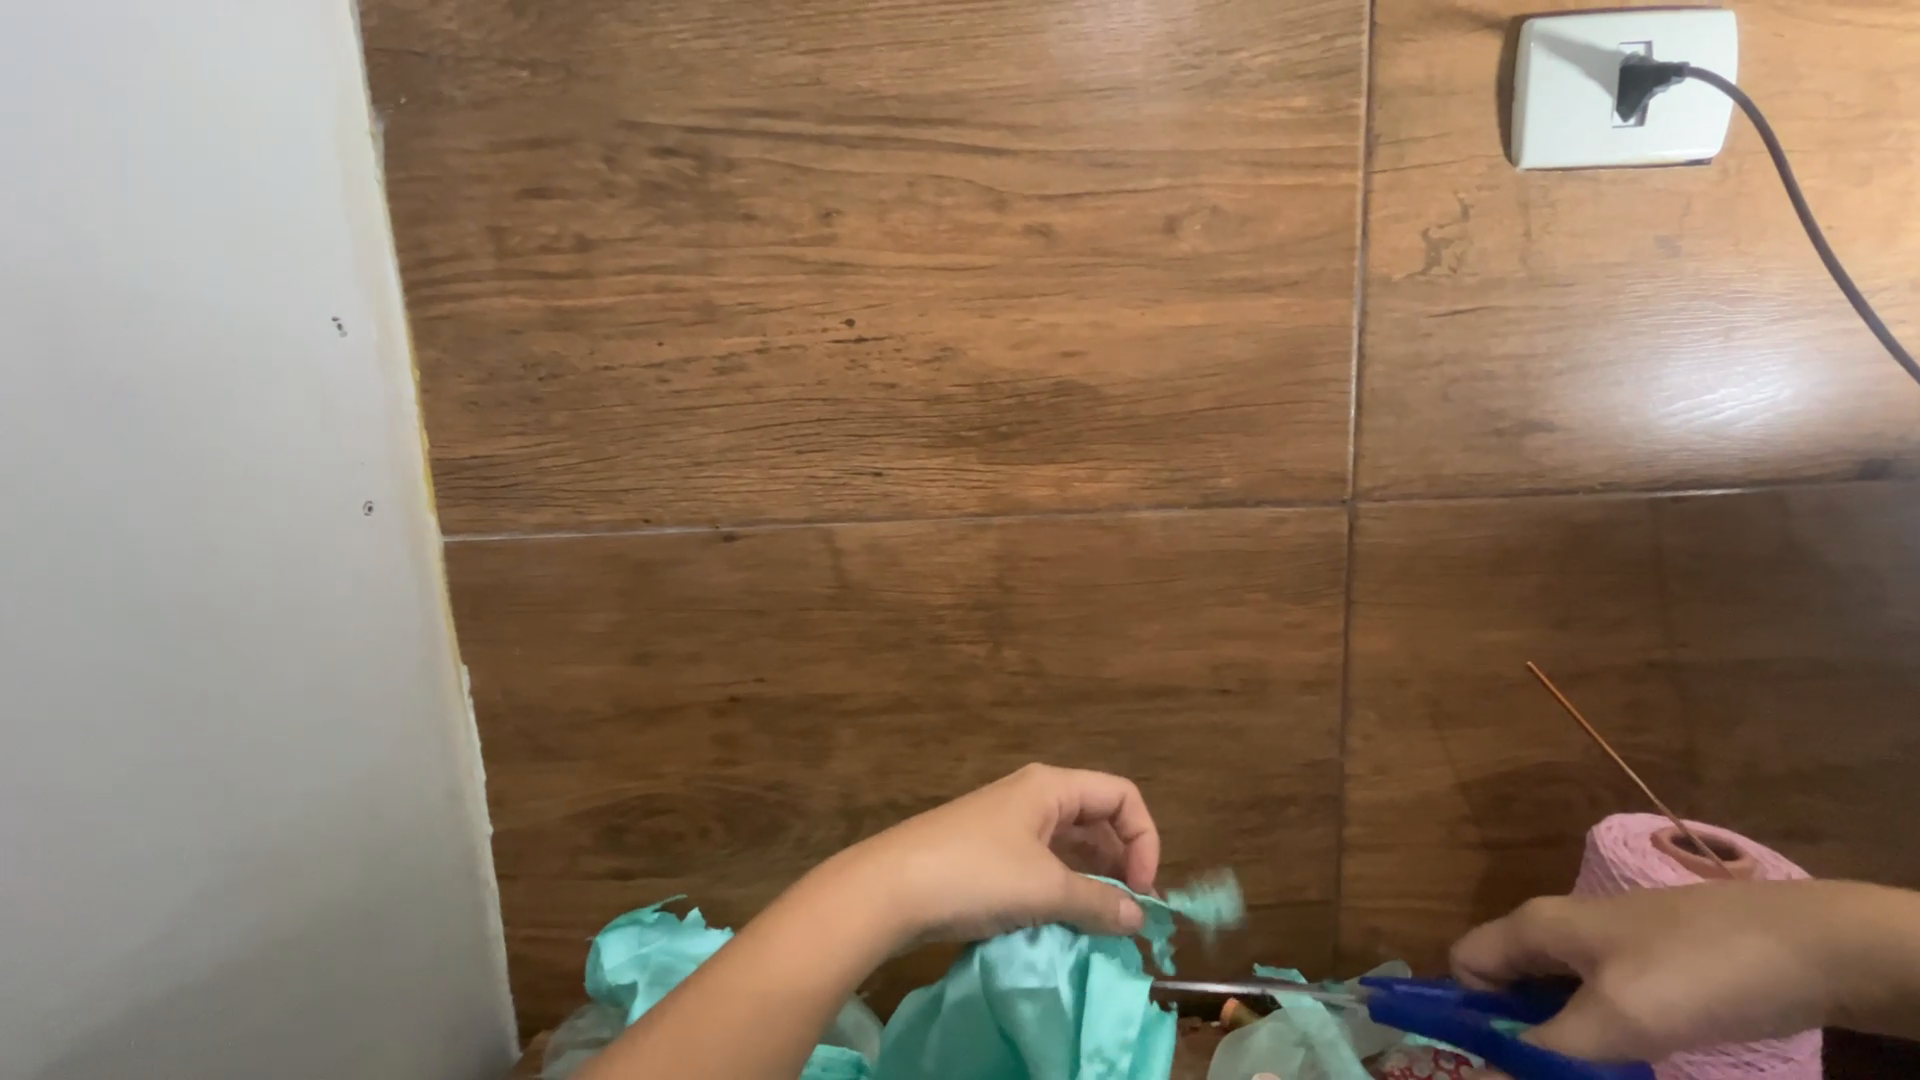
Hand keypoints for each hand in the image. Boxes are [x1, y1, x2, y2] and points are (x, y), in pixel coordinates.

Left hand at [817, 763, 1160, 945]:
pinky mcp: (988, 852)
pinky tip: (1061, 920)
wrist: (889, 888)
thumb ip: (1098, 901)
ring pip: (1069, 844)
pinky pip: (1042, 863)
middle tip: (1128, 913)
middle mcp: (1032, 796)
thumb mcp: (1045, 889)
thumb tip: (1137, 918)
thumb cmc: (975, 874)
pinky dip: (1061, 887)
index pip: (1121, 795)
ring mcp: (1008, 824)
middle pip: (1097, 818)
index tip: (1142, 890)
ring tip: (1099, 923)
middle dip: (1121, 862)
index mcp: (1051, 787)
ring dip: (1092, 880)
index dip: (1144, 838)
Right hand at [1450, 880, 1916, 1061]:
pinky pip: (1598, 999)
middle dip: (1517, 1031)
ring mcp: (1607, 943)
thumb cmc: (1697, 969)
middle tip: (1551, 1074)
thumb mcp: (1619, 1016)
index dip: (1469, 1011)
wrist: (1812, 943)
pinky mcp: (1649, 962)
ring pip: (1556, 995)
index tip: (1496, 1059)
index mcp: (1534, 925)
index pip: (1465, 963)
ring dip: (1563, 1037)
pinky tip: (1636, 1057)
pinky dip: (1602, 1032)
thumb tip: (1485, 1069)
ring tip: (1597, 1072)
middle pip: (1508, 981)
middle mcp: (1558, 928)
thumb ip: (1550, 1046)